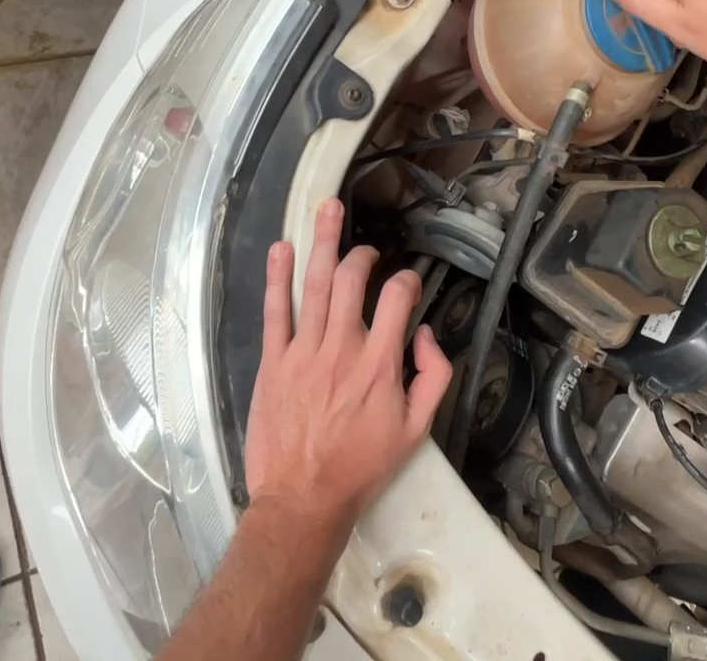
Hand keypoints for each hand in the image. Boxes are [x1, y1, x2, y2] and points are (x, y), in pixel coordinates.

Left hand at [243, 199, 452, 536]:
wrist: (303, 499)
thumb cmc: (361, 466)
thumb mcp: (416, 430)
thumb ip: (433, 376)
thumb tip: (423, 334)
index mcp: (379, 364)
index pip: (397, 298)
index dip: (406, 280)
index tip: (407, 283)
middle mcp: (341, 348)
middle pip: (351, 280)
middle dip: (361, 255)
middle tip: (367, 252)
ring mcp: (303, 352)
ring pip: (314, 284)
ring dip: (322, 241)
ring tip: (327, 207)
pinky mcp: (272, 362)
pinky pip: (274, 312)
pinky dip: (276, 277)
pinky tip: (280, 248)